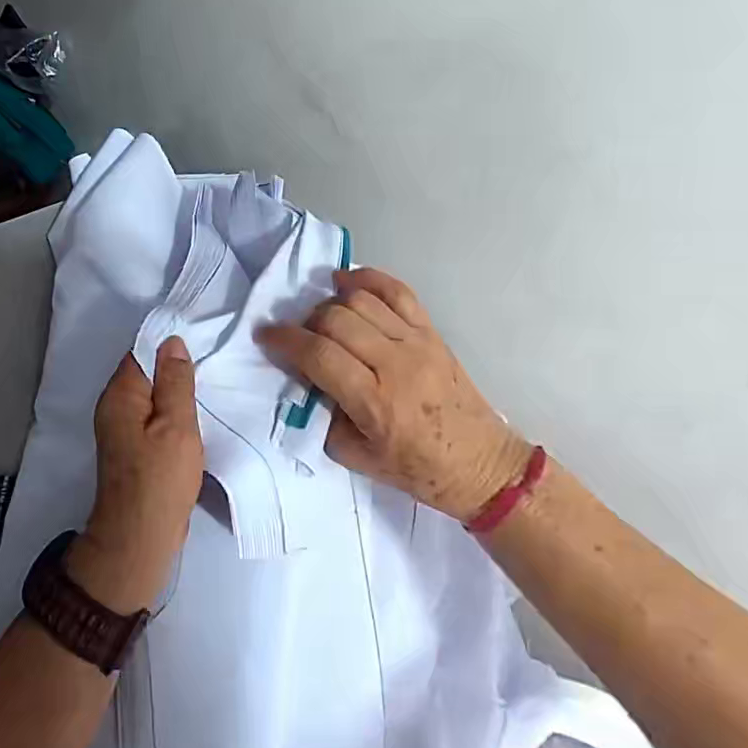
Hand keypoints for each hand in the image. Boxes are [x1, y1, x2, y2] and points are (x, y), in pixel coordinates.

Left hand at [69, 337, 204, 613]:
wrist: (140, 533)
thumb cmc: (159, 477)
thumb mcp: (175, 425)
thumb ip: (174, 383)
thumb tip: (171, 343)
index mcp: (119, 395)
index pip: (140, 354)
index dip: (167, 346)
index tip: (201, 339)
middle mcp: (113, 407)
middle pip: (144, 375)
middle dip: (173, 369)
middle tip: (213, 362)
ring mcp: (120, 429)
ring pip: (150, 399)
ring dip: (175, 395)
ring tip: (210, 386)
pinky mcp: (132, 449)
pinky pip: (152, 420)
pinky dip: (172, 416)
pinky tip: (195, 418)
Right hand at [255, 268, 529, 520]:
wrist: (481, 465)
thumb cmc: (412, 467)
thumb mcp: (350, 453)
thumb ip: (320, 414)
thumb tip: (301, 378)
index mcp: (374, 401)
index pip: (318, 354)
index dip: (284, 339)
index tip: (265, 335)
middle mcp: (397, 365)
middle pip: (336, 319)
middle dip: (306, 323)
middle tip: (299, 337)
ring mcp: (418, 344)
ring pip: (362, 300)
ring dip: (331, 303)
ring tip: (321, 319)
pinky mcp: (432, 334)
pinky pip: (398, 292)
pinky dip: (367, 280)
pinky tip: (346, 284)